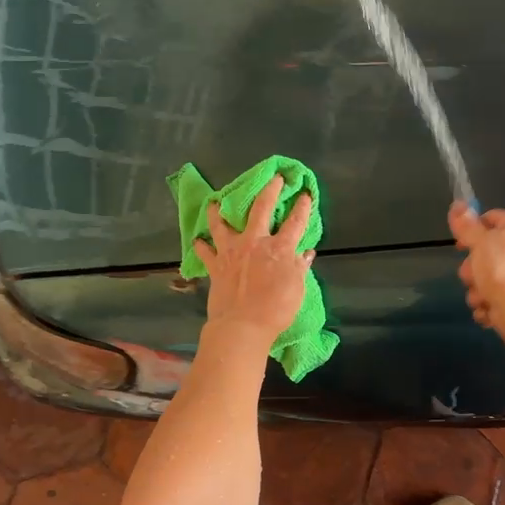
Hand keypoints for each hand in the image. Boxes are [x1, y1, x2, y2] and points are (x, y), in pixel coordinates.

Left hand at [196, 178, 314, 347]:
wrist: (242, 326)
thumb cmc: (276, 309)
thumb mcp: (297, 288)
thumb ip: (299, 267)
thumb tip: (305, 254)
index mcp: (279, 248)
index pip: (296, 221)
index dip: (302, 206)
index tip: (304, 194)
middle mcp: (254, 242)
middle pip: (261, 209)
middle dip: (268, 190)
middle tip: (272, 178)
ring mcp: (231, 252)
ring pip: (222, 224)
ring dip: (219, 212)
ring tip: (216, 203)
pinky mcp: (215, 266)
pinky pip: (206, 252)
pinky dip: (202, 246)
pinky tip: (199, 241)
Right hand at [449, 203, 504, 335]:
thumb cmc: (502, 270)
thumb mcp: (479, 242)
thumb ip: (466, 224)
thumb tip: (458, 205)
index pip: (489, 218)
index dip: (471, 230)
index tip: (460, 244)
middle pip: (483, 251)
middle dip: (472, 268)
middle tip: (474, 274)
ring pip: (483, 278)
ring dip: (477, 289)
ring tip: (484, 296)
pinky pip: (490, 297)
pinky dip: (486, 305)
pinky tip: (490, 309)